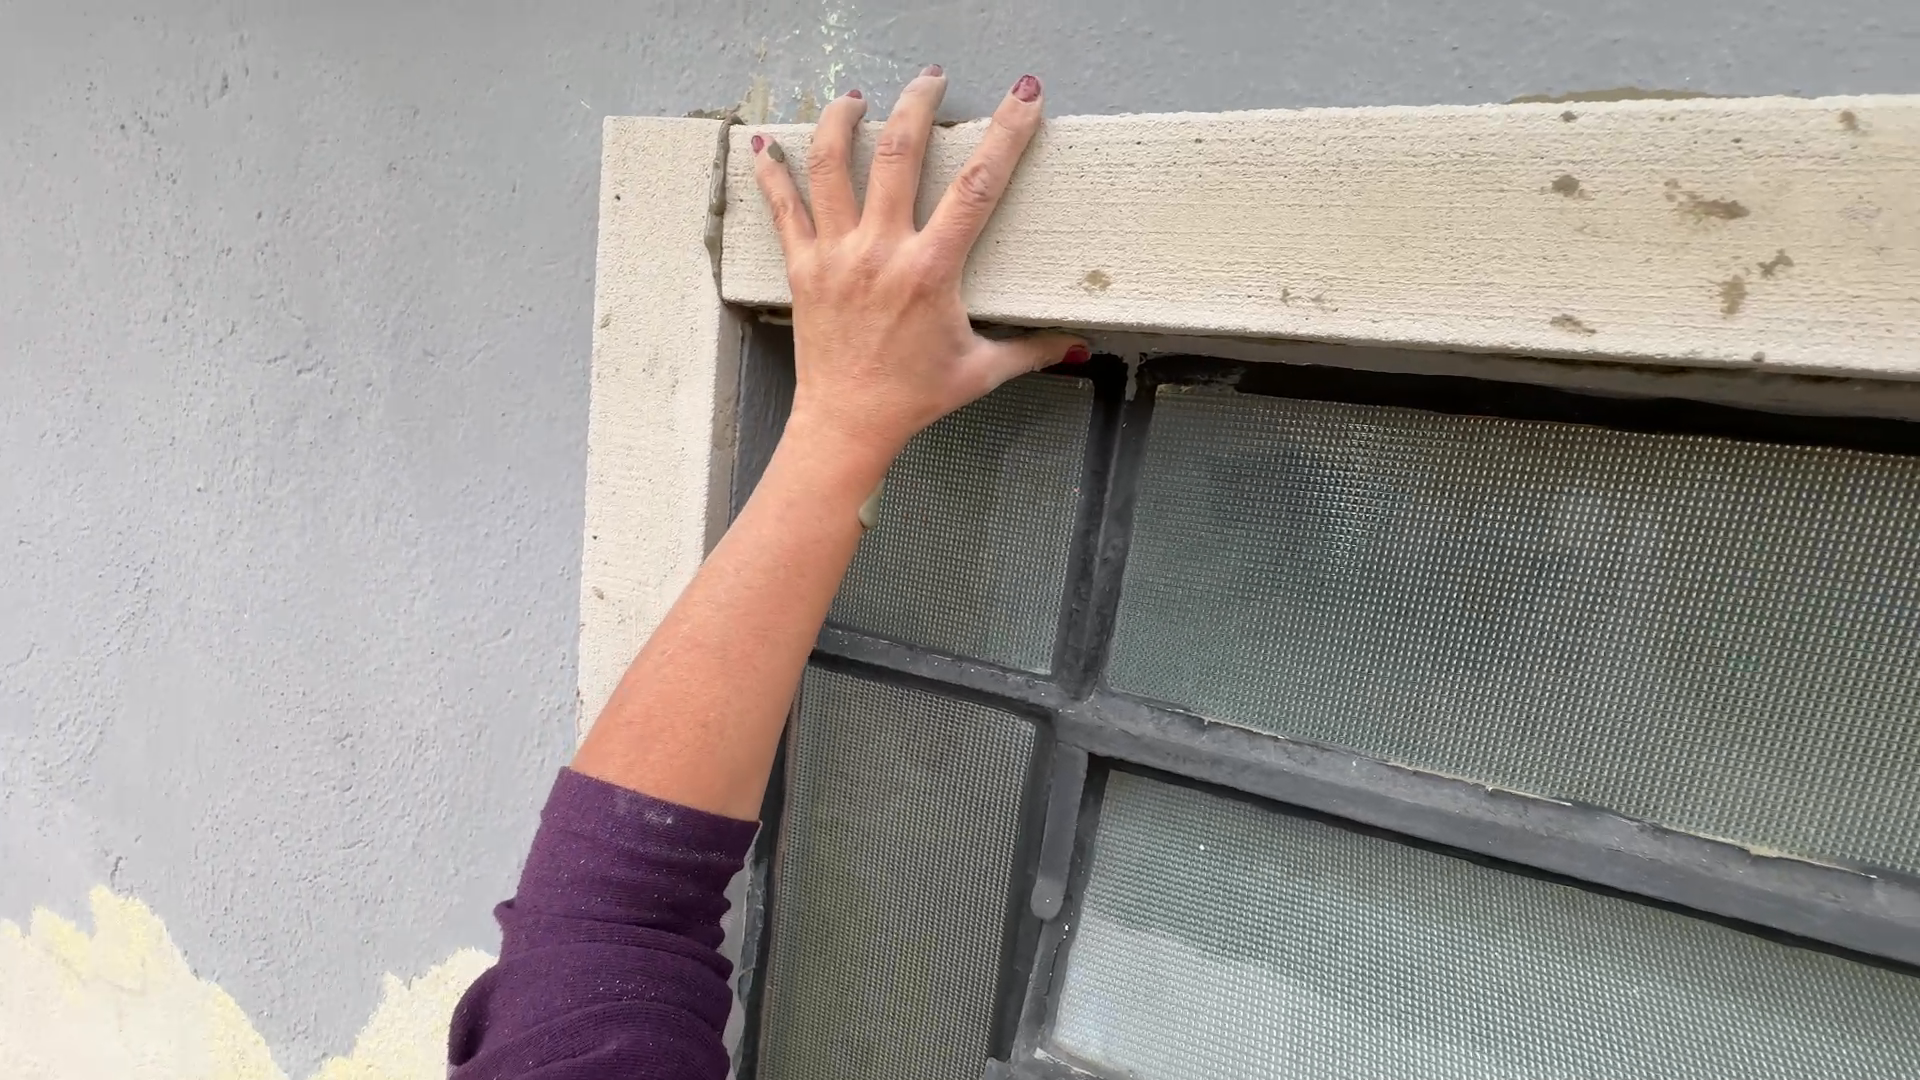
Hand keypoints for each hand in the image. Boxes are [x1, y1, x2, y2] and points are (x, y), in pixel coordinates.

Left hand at [751, 69, 1087, 472]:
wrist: (849, 422)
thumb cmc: (915, 397)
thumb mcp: (981, 372)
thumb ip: (1032, 351)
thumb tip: (1078, 346)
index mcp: (932, 270)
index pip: (978, 186)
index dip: (1006, 133)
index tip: (1024, 95)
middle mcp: (882, 250)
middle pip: (902, 152)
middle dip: (920, 103)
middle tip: (932, 78)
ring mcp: (837, 255)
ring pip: (833, 166)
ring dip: (843, 121)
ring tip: (854, 98)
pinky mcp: (804, 268)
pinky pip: (783, 209)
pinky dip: (770, 173)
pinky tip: (763, 145)